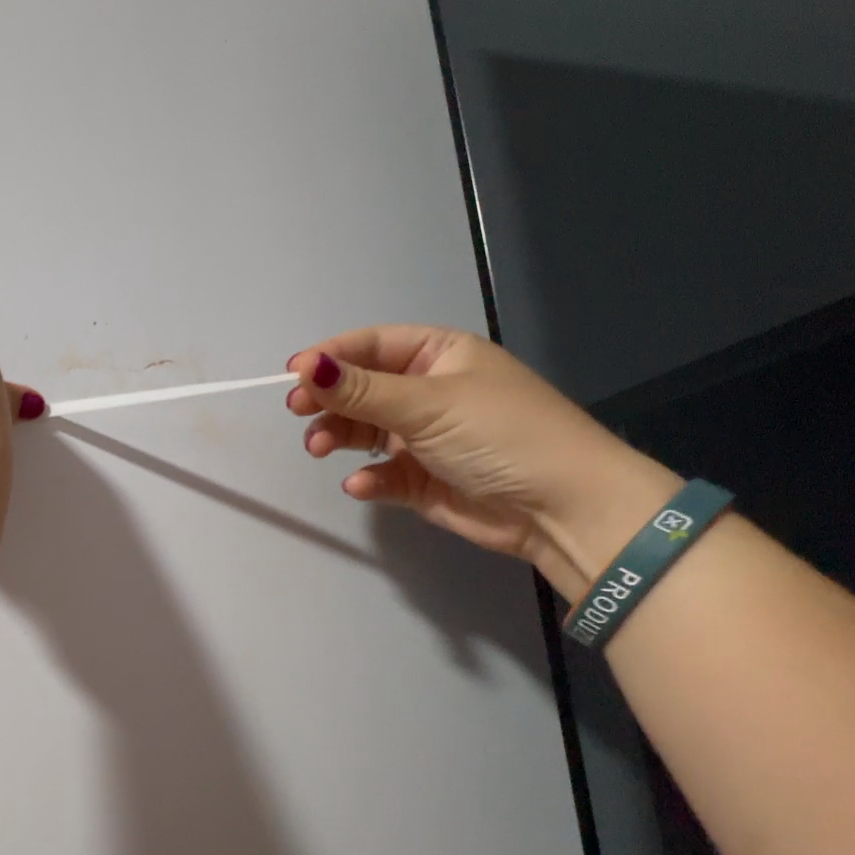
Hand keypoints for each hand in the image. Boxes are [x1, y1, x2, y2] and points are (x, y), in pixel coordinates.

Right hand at [287, 325, 681, 600]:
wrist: (562, 508)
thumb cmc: (501, 435)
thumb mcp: (428, 404)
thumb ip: (360, 389)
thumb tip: (304, 366)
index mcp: (439, 357)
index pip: (371, 345)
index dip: (330, 357)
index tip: (292, 374)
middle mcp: (428, 392)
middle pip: (359, 389)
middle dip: (327, 400)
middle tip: (299, 413)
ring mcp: (423, 437)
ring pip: (361, 431)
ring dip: (336, 437)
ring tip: (319, 449)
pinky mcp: (420, 480)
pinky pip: (378, 473)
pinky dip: (366, 478)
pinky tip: (362, 485)